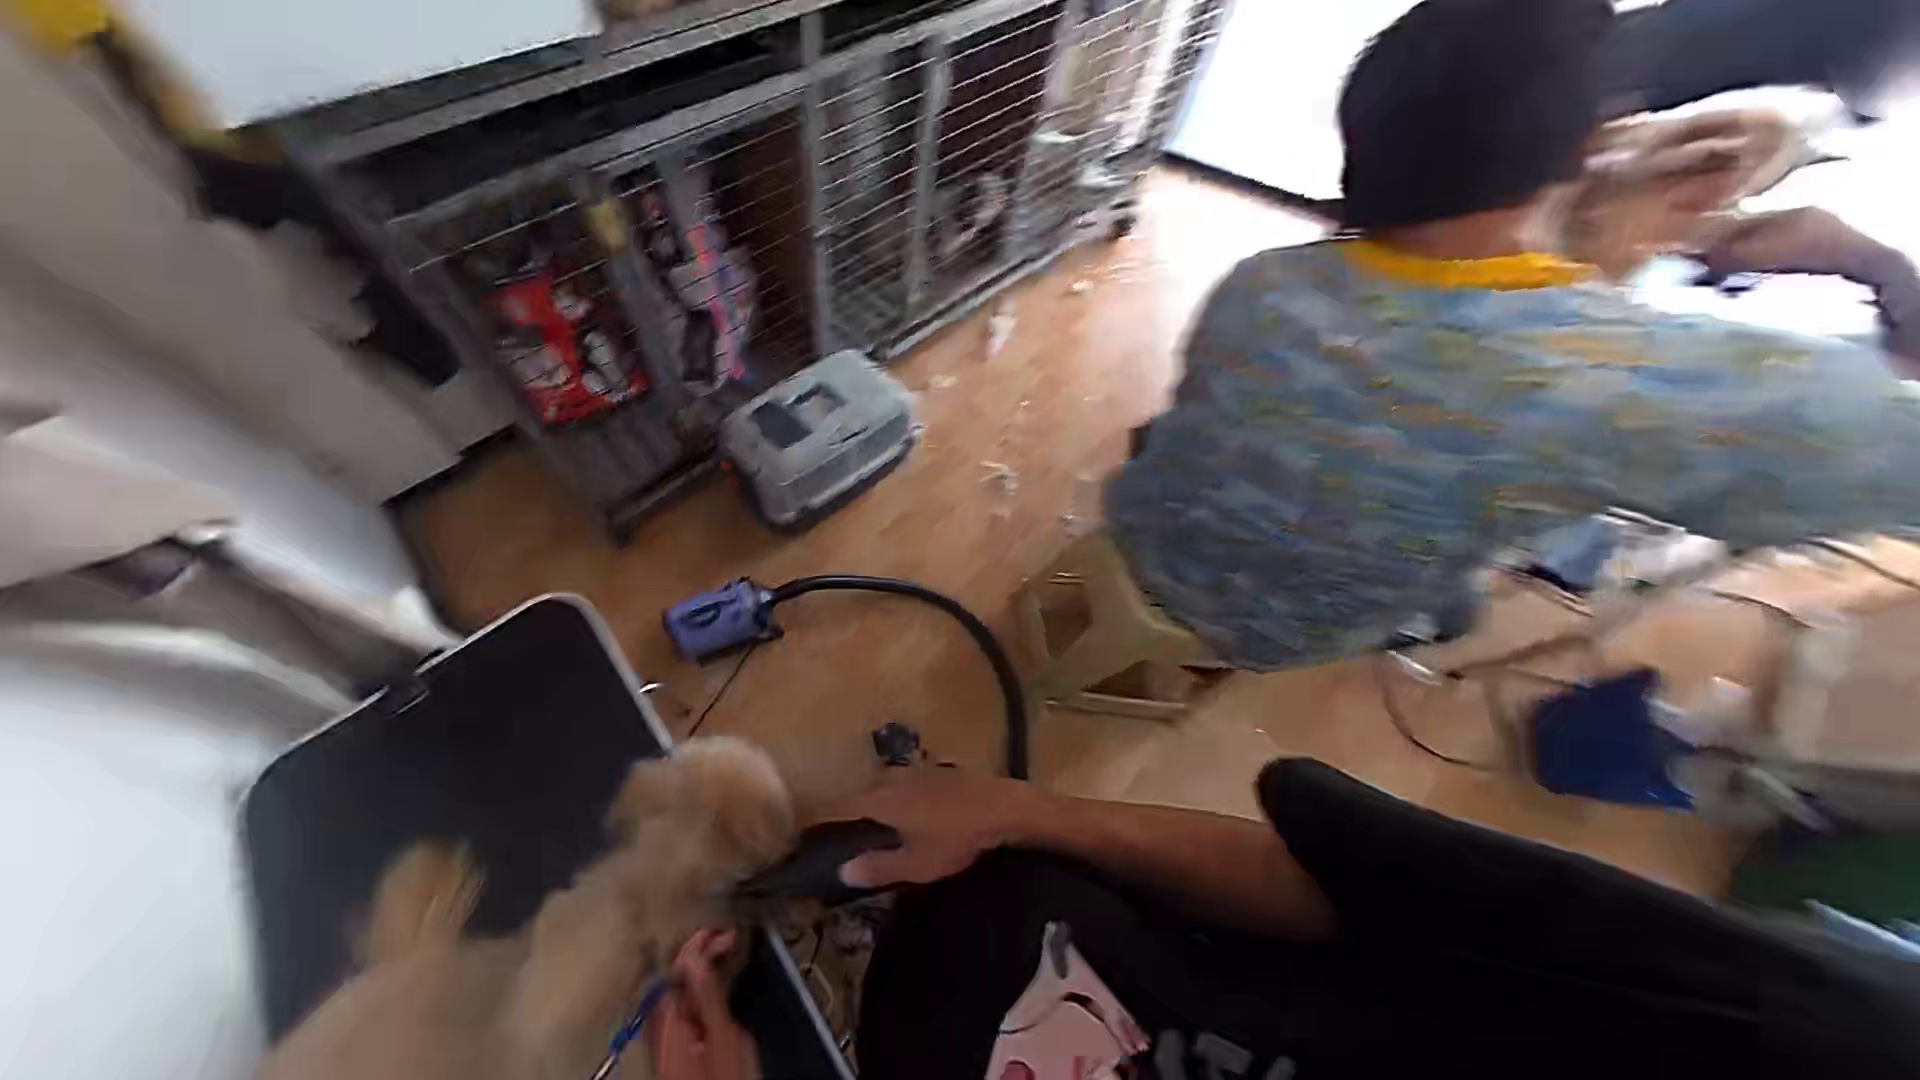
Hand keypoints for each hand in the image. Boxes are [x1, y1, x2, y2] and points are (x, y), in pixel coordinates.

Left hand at [648, 930, 758, 1079]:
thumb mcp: (722, 1038)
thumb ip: (707, 997)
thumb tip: (694, 959)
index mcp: (667, 1033)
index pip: (669, 979)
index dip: (689, 950)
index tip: (712, 931)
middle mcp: (664, 1038)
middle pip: (673, 985)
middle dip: (697, 956)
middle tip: (724, 936)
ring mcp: (674, 1045)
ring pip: (681, 995)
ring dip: (701, 968)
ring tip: (725, 948)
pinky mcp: (687, 1050)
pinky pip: (689, 1008)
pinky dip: (703, 987)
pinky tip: (718, 977)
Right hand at [815, 766, 1039, 888]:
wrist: (1000, 805)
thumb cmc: (956, 836)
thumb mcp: (916, 863)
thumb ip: (878, 867)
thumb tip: (843, 870)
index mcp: (880, 800)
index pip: (837, 806)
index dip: (817, 819)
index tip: (800, 834)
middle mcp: (891, 779)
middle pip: (856, 793)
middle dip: (841, 812)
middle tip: (831, 834)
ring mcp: (913, 771)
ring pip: (878, 786)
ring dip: (866, 803)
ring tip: (863, 826)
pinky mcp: (932, 770)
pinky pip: (899, 783)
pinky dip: (890, 797)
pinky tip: (900, 813)